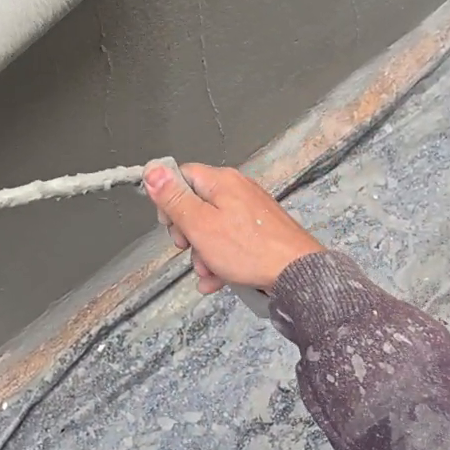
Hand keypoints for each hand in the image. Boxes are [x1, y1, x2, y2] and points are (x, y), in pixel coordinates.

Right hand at [143, 161, 324, 293]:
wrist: (297, 274)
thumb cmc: (249, 250)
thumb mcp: (199, 224)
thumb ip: (173, 198)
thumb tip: (151, 170)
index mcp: (221, 181)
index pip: (181, 176)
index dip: (168, 200)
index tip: (169, 223)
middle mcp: (236, 190)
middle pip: (195, 204)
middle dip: (187, 233)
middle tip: (189, 249)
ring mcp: (250, 211)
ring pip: (212, 227)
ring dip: (203, 253)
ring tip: (209, 272)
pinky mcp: (260, 231)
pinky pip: (230, 241)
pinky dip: (221, 260)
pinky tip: (218, 280)